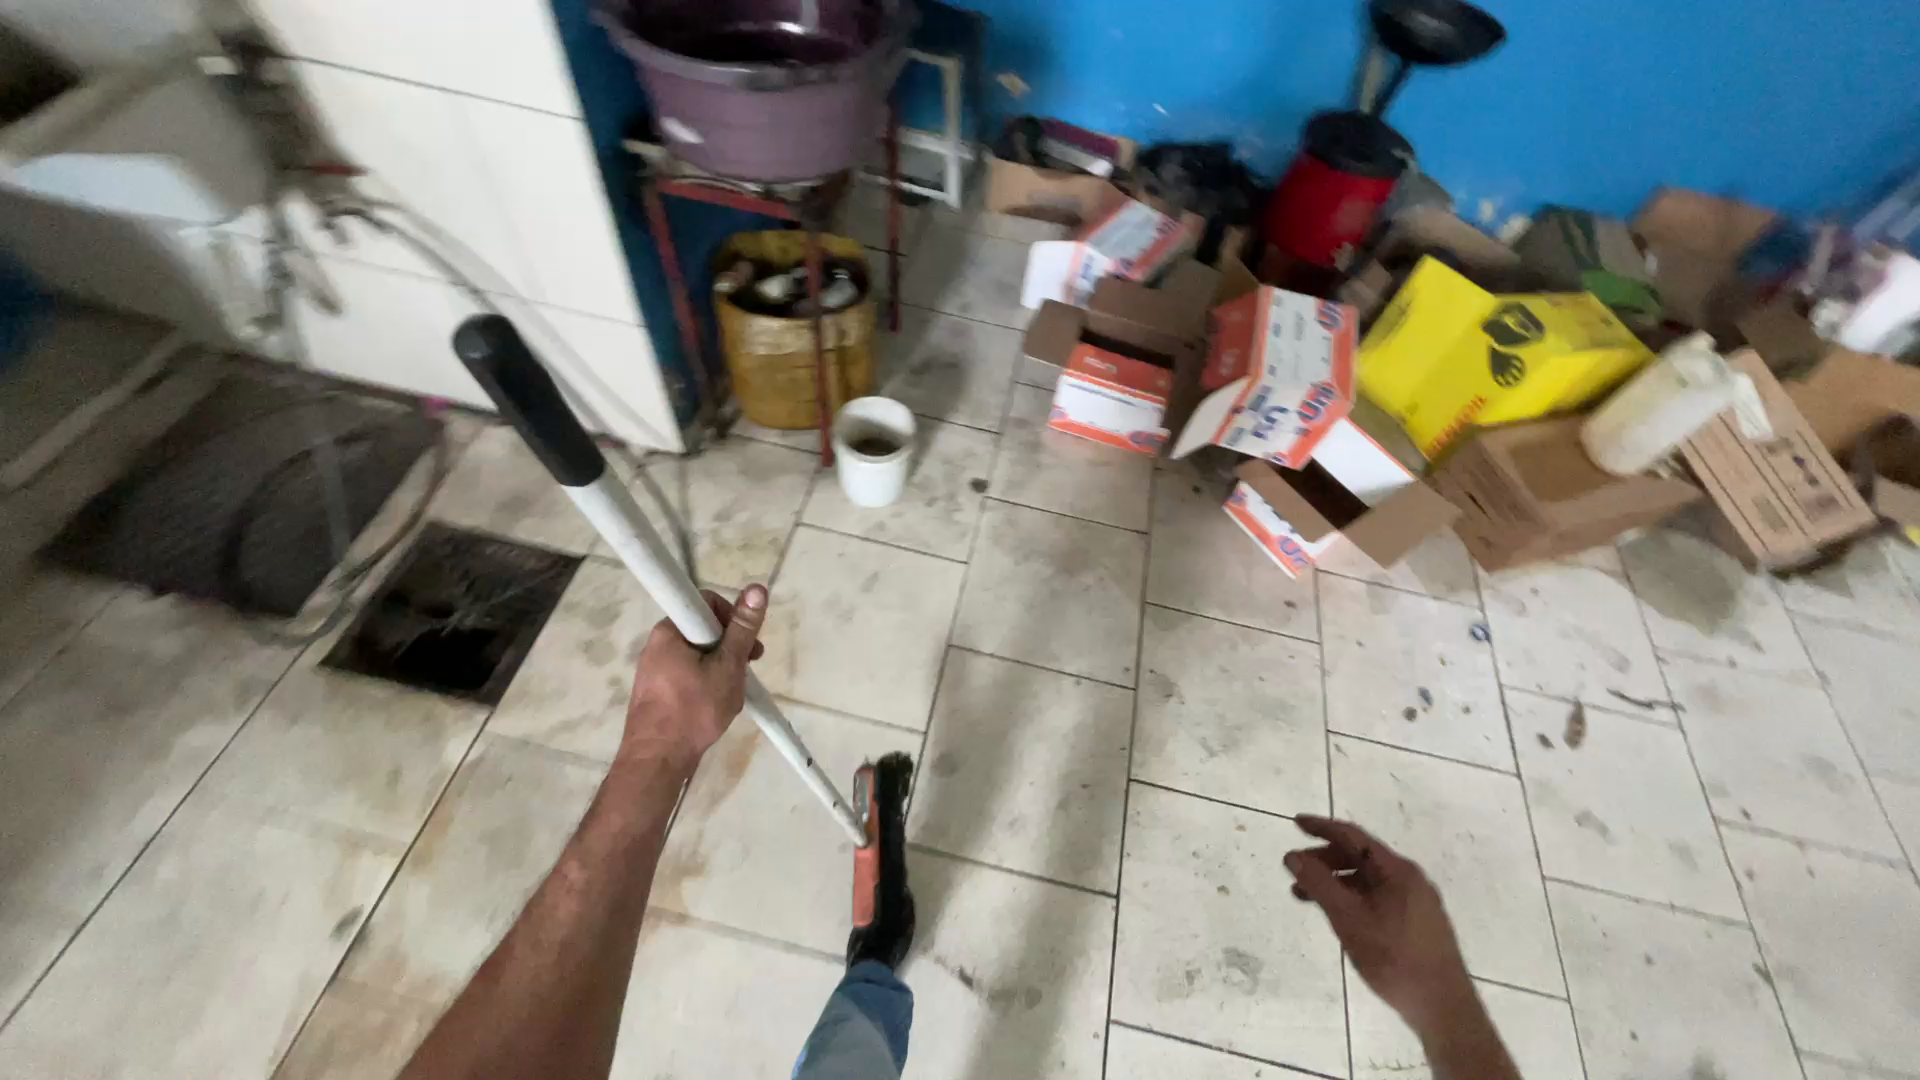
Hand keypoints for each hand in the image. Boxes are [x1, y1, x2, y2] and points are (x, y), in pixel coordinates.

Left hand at [620, 585, 768, 770]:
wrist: (658, 760)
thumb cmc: (694, 710)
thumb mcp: (728, 667)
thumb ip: (743, 629)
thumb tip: (757, 588)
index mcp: (670, 630)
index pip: (707, 603)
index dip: (732, 617)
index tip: (747, 643)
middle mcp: (657, 643)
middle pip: (704, 628)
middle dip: (731, 645)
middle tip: (748, 668)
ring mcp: (654, 667)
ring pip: (698, 652)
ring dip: (721, 665)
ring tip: (733, 691)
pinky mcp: (656, 688)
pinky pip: (688, 671)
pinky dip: (706, 679)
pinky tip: (715, 702)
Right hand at [1285, 815, 1475, 1036]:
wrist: (1444, 1011)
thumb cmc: (1394, 958)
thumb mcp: (1348, 918)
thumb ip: (1318, 883)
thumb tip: (1292, 855)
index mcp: (1398, 871)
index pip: (1353, 836)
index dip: (1322, 827)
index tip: (1296, 823)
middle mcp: (1410, 880)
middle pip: (1359, 857)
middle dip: (1324, 859)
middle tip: (1295, 869)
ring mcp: (1416, 903)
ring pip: (1366, 880)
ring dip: (1334, 881)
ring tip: (1305, 896)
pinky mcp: (1417, 924)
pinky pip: (1376, 897)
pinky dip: (1351, 898)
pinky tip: (1337, 915)